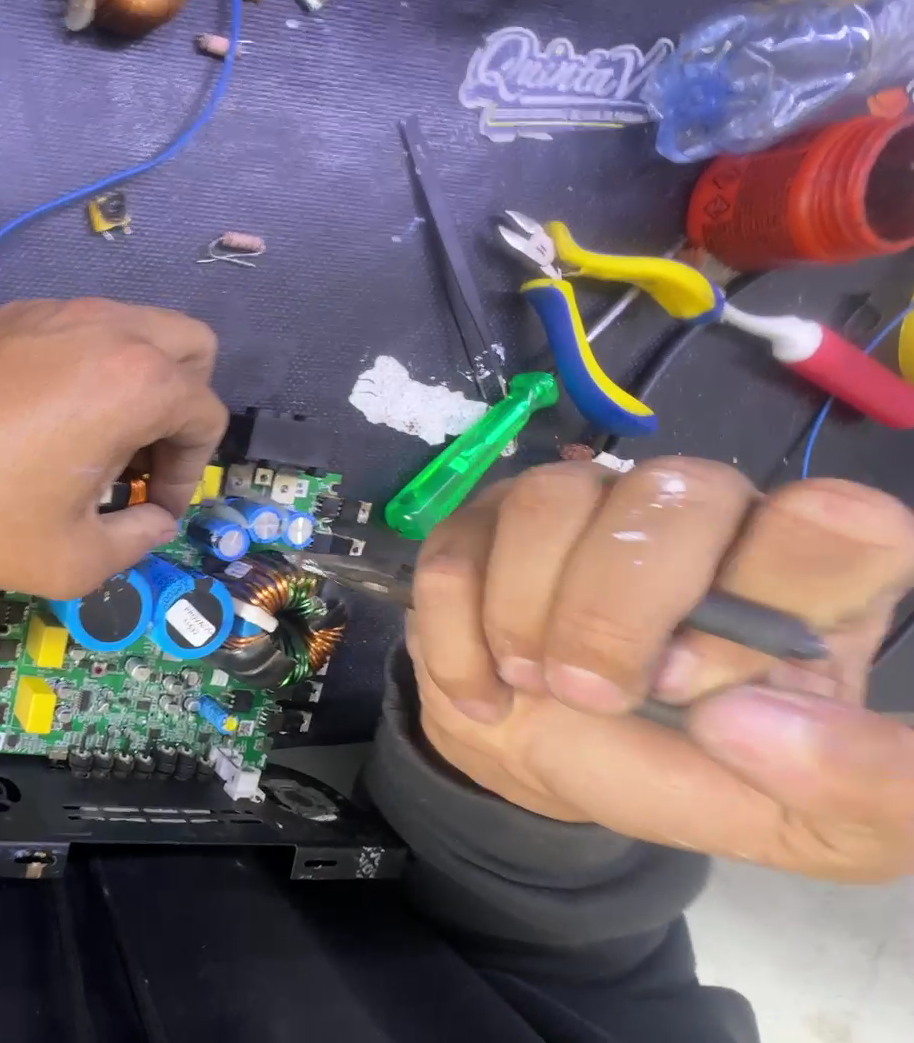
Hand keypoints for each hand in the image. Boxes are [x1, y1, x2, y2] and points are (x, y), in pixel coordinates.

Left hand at [0, 298, 226, 599]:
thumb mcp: (75, 560)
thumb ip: (139, 540)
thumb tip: (157, 520)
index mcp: (135, 380)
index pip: (204, 413)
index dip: (190, 471)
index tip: (153, 507)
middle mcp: (101, 326)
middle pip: (187, 346)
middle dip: (181, 404)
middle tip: (139, 458)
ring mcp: (49, 312)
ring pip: (130, 326)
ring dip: (135, 378)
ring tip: (93, 437)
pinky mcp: (4, 316)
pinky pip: (73, 328)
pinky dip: (85, 363)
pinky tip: (44, 414)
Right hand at [408, 457, 913, 880]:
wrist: (532, 752)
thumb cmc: (672, 773)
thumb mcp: (807, 824)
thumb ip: (864, 793)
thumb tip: (751, 720)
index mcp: (805, 577)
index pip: (839, 520)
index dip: (769, 591)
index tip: (698, 685)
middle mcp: (696, 513)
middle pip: (673, 492)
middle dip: (612, 610)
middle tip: (589, 694)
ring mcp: (576, 505)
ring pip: (546, 503)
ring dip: (522, 614)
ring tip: (529, 684)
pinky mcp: (476, 523)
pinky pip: (453, 552)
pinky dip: (455, 635)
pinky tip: (481, 685)